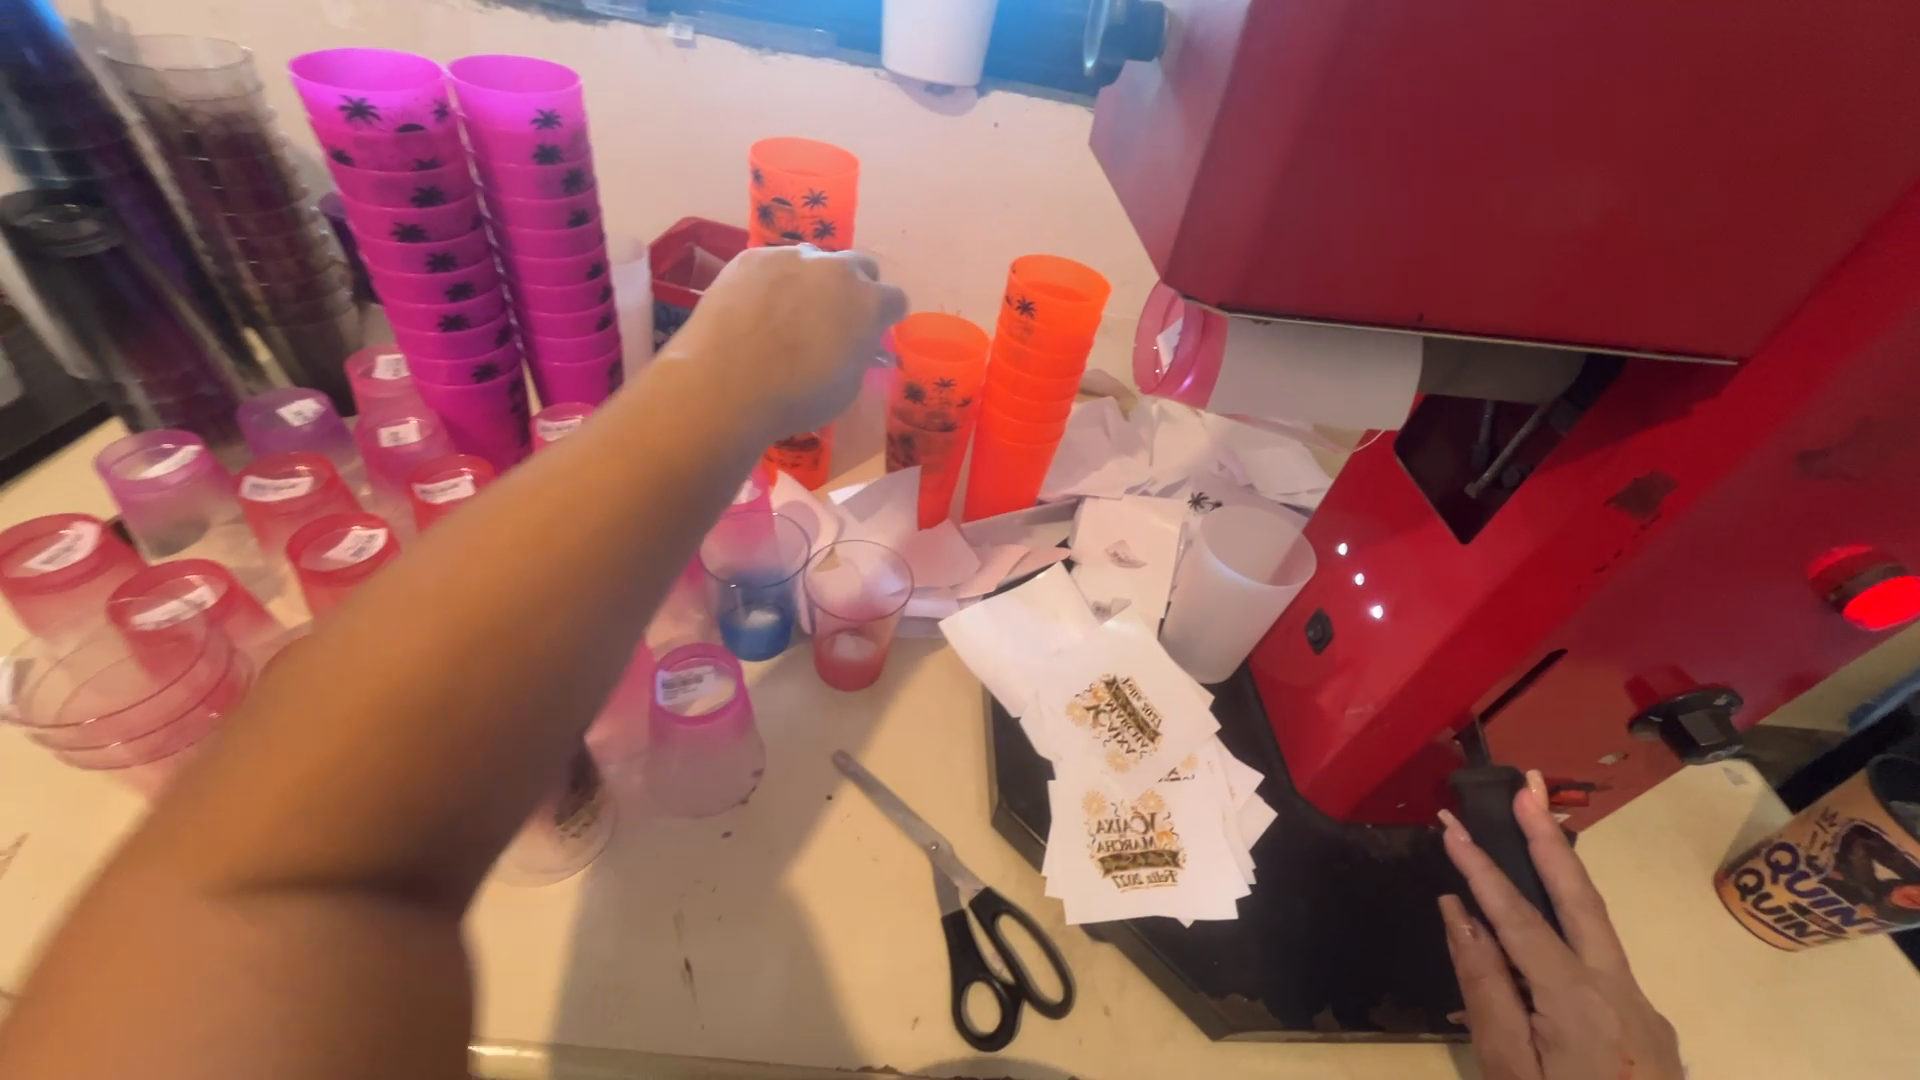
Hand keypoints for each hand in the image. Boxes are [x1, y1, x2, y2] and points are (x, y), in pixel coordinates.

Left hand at [670, 244, 907, 440]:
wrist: (726, 386)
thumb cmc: (797, 398)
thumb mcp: (847, 388)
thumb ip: (859, 356)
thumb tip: (858, 346)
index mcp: (869, 303)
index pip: (894, 299)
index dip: (886, 317)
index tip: (875, 332)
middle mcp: (836, 269)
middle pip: (860, 266)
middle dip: (857, 288)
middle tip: (838, 317)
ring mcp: (791, 257)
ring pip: (815, 260)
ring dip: (814, 280)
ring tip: (792, 311)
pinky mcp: (752, 257)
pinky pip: (774, 264)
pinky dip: (774, 282)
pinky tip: (758, 308)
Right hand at [1437, 771, 1683, 1079]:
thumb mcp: (1506, 1067)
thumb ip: (1482, 984)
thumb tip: (1458, 910)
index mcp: (1579, 1004)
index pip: (1517, 916)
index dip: (1479, 867)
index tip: (1448, 825)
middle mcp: (1622, 994)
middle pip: (1583, 900)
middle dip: (1551, 838)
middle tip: (1528, 785)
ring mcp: (1643, 1010)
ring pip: (1597, 926)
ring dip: (1563, 871)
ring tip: (1535, 825)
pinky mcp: (1648, 1027)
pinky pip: (1596, 961)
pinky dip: (1566, 925)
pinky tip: (1536, 933)